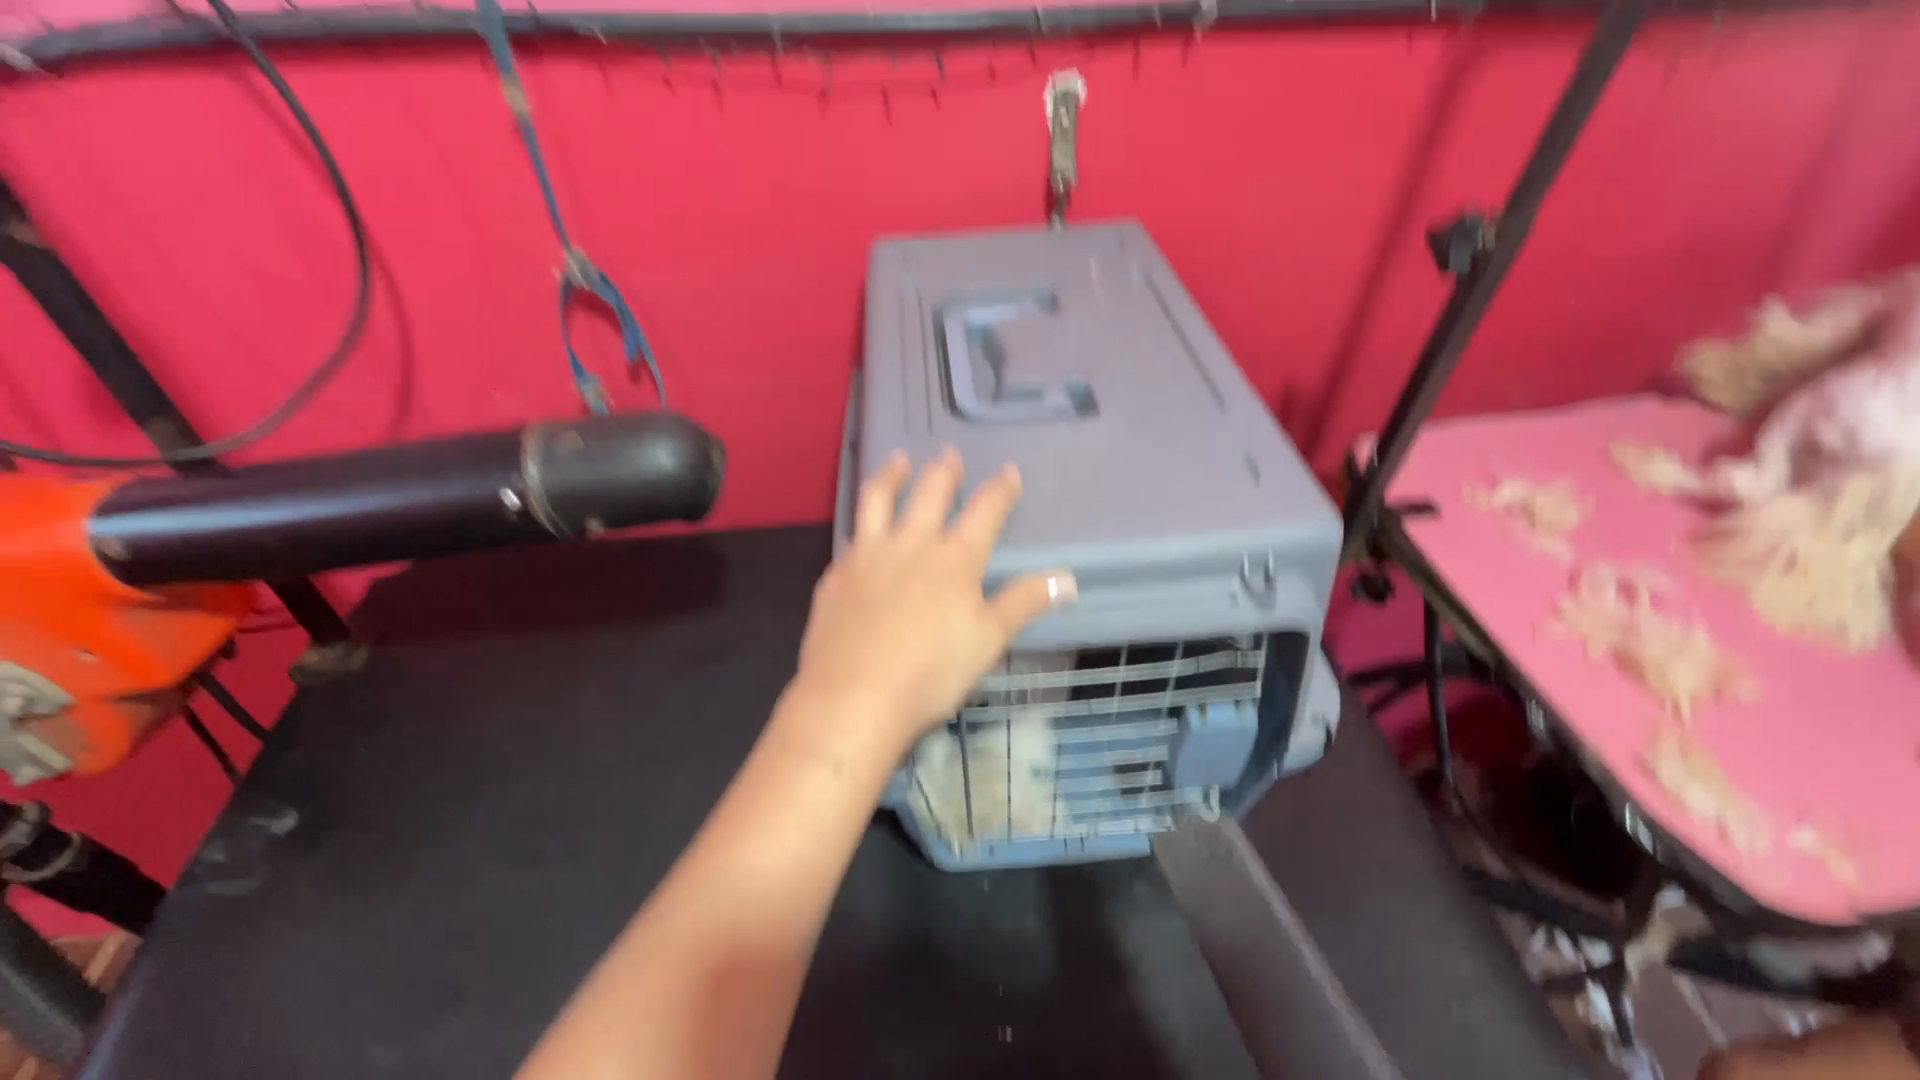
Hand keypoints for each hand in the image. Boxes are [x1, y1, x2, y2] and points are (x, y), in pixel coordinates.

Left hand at [786, 449, 1074, 753]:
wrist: (853, 698)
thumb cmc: (931, 673)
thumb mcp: (988, 641)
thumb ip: (1024, 603)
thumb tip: (1068, 578)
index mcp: (954, 559)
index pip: (985, 511)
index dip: (1000, 489)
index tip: (1009, 472)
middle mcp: (911, 545)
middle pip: (929, 493)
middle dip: (944, 471)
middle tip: (950, 455)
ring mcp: (868, 557)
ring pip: (878, 500)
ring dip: (892, 476)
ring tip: (898, 461)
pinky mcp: (837, 576)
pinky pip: (852, 537)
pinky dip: (862, 524)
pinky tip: (862, 532)